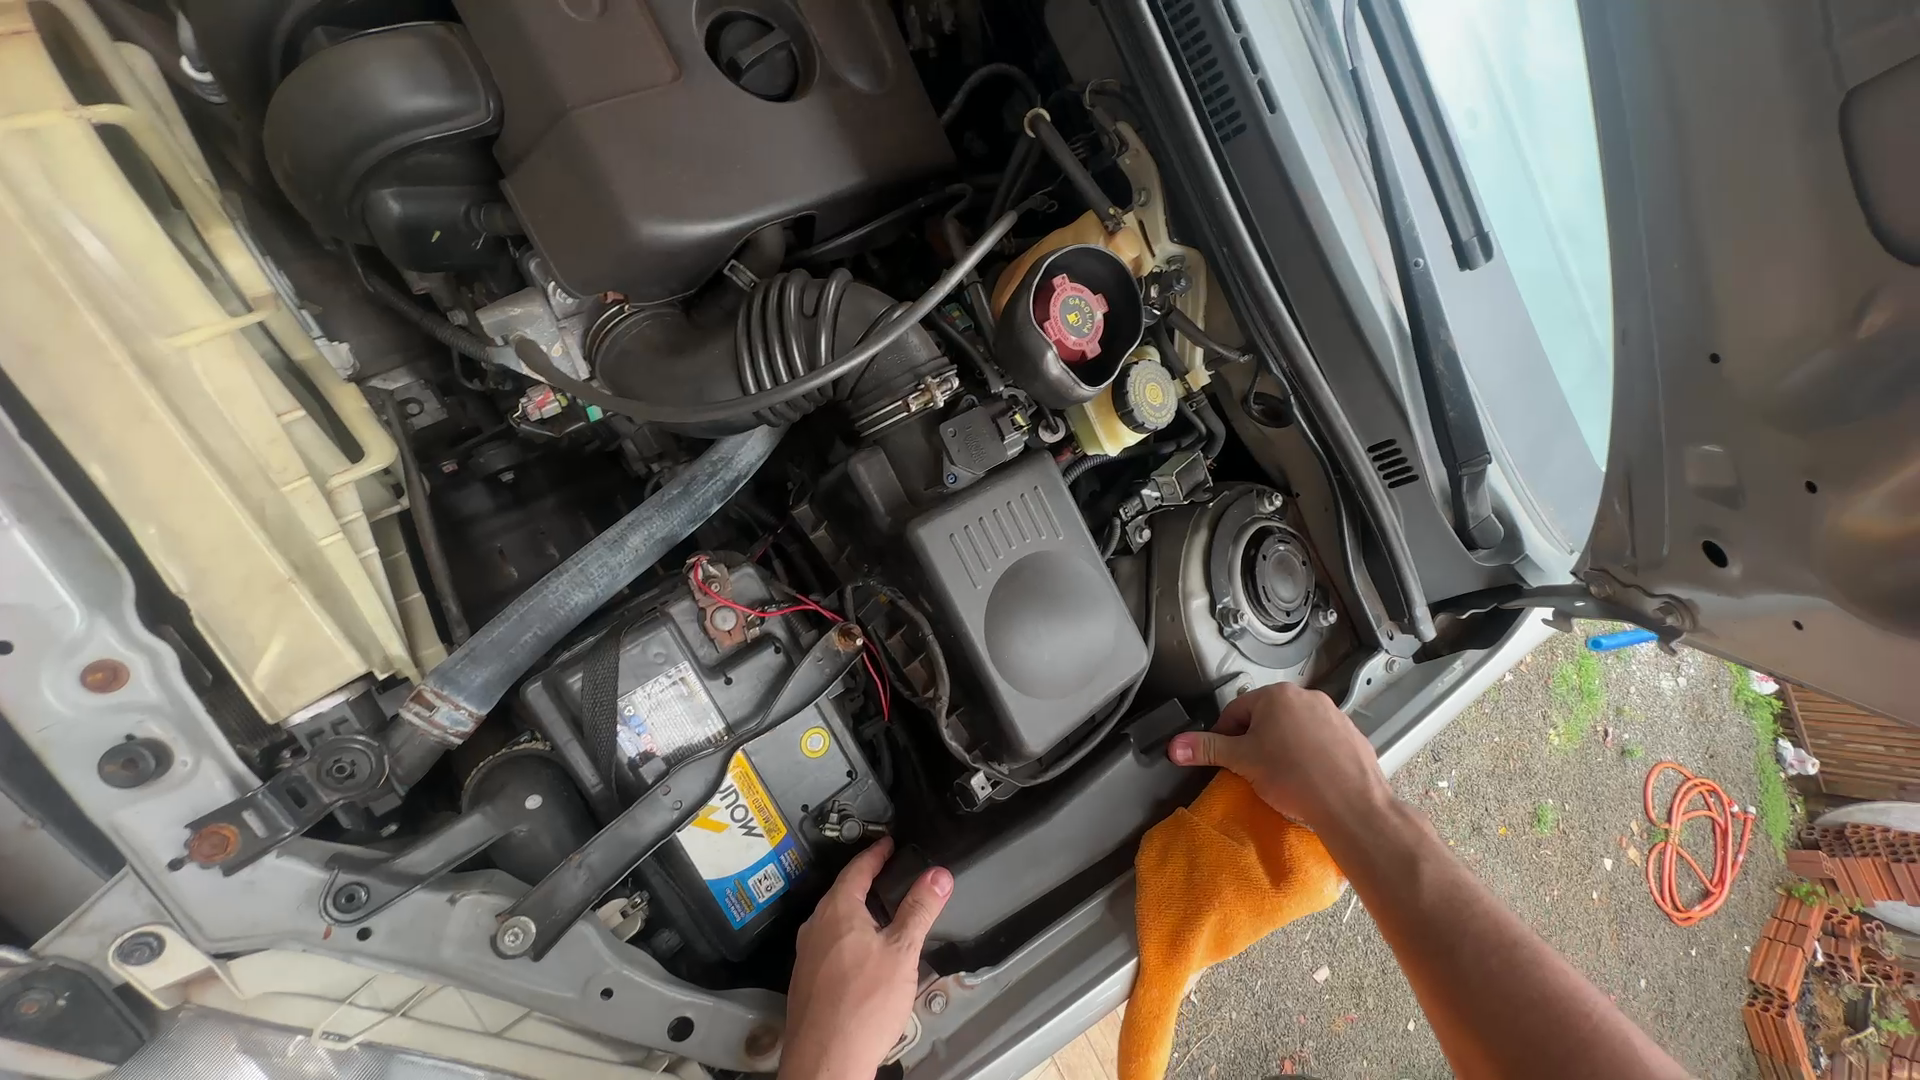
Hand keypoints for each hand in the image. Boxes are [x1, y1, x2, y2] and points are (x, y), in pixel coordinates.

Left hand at [779, 837, 952, 1079]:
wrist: (825, 1064)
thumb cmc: (862, 1007)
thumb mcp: (902, 952)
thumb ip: (920, 910)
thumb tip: (937, 875)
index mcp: (837, 911)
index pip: (857, 869)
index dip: (876, 854)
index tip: (887, 844)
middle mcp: (815, 927)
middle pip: (842, 892)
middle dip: (865, 880)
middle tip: (886, 872)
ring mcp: (807, 955)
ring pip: (832, 919)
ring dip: (855, 910)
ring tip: (878, 911)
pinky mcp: (805, 981)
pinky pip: (827, 944)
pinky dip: (846, 936)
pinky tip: (861, 954)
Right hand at [1166, 682, 1391, 830]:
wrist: (1353, 807)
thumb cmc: (1294, 778)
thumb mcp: (1242, 762)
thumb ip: (1206, 749)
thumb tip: (1174, 745)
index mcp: (1276, 695)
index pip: (1235, 711)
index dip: (1225, 736)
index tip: (1227, 759)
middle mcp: (1307, 696)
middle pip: (1266, 717)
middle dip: (1256, 741)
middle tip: (1253, 770)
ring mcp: (1334, 715)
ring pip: (1295, 728)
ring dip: (1284, 747)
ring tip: (1282, 777)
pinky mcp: (1353, 736)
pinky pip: (1321, 741)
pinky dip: (1311, 755)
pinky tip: (1309, 779)